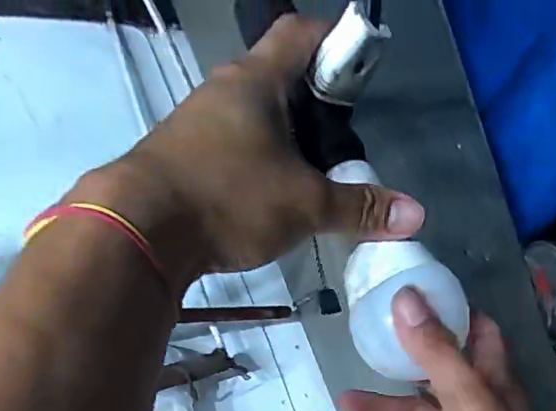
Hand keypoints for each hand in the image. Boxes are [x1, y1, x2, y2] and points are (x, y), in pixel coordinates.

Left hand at [70, 15, 424, 288]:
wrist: (141, 230)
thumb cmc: (229, 198)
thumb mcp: (302, 205)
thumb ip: (357, 208)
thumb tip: (414, 214)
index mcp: (256, 81)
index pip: (302, 34)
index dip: (336, 41)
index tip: (360, 67)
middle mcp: (222, 92)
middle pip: (278, 82)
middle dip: (313, 109)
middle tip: (340, 147)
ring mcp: (195, 127)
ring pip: (251, 123)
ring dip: (281, 146)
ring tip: (307, 184)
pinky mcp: (180, 163)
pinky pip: (228, 154)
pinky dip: (253, 170)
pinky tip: (265, 204)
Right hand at [341, 288, 555, 410]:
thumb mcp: (467, 401)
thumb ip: (436, 353)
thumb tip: (406, 299)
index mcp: (491, 382)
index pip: (476, 334)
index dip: (451, 314)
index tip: (415, 296)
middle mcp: (474, 406)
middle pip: (434, 373)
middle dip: (403, 361)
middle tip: (367, 344)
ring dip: (382, 408)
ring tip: (346, 402)